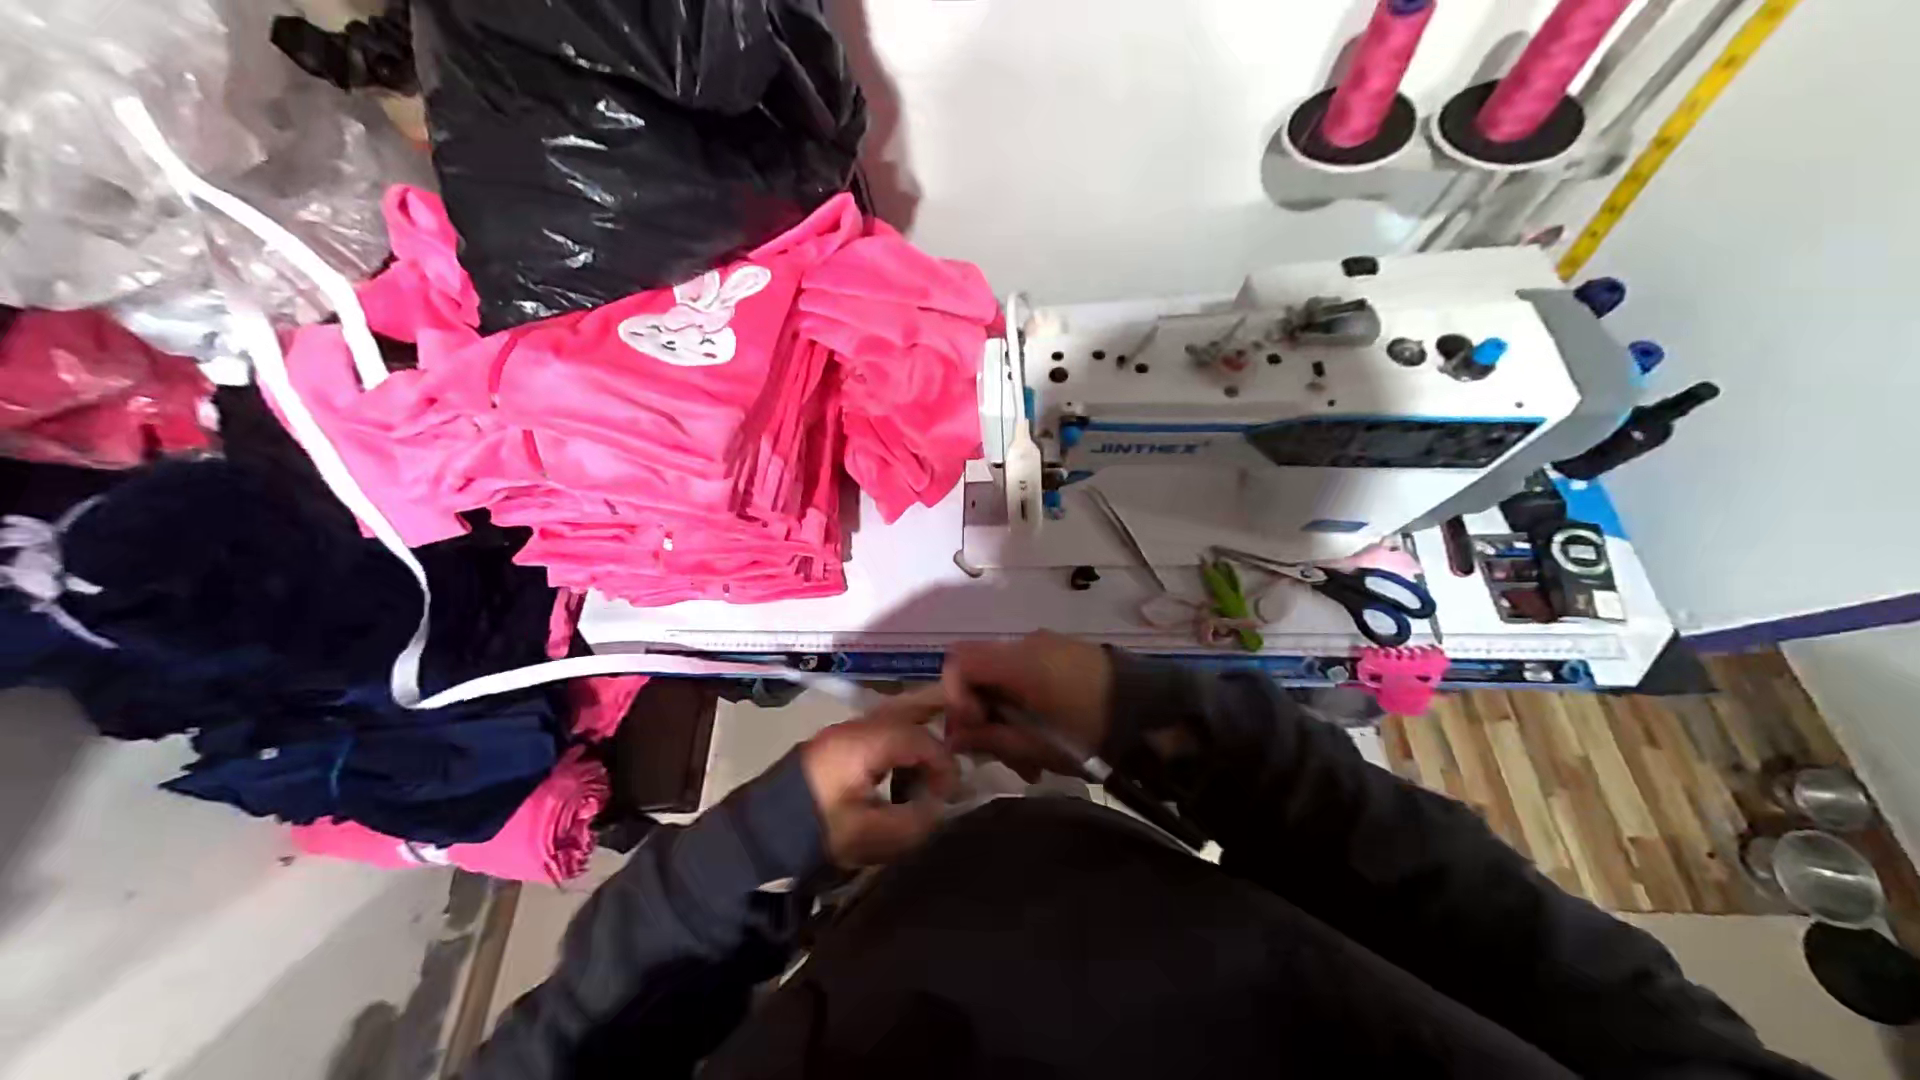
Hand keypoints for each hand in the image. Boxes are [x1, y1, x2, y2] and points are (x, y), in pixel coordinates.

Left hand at [800, 686, 958, 867]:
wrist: (761, 830)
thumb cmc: (817, 830)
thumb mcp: (870, 836)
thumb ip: (914, 820)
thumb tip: (938, 805)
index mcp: (867, 742)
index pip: (921, 740)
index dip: (944, 764)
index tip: (951, 793)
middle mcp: (858, 726)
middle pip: (909, 707)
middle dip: (940, 715)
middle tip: (965, 730)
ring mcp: (845, 730)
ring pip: (894, 715)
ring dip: (919, 730)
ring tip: (936, 757)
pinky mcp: (837, 742)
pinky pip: (880, 729)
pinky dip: (901, 739)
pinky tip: (906, 766)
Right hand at [941, 632, 1113, 781]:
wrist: (1154, 713)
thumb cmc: (1092, 730)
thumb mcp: (1039, 745)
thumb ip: (991, 739)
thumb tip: (953, 739)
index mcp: (1019, 661)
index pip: (961, 660)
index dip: (955, 693)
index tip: (973, 726)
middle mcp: (1028, 644)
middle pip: (982, 672)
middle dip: (982, 713)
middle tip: (997, 754)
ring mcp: (1049, 646)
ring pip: (1005, 678)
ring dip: (1005, 716)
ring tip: (1029, 762)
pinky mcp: (1066, 655)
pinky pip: (1028, 675)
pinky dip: (1025, 704)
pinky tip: (1044, 740)